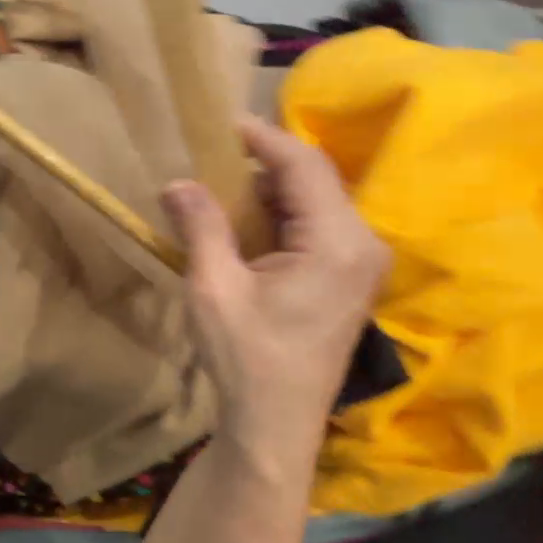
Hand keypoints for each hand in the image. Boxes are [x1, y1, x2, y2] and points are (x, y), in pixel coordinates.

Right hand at [161, 117, 390, 459]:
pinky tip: (240, 224)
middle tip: (208, 157)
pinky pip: (315, 229)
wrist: (274, 419)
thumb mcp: (214, 289)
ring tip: (215, 187)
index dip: (262, 139)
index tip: (220, 123)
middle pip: (314, 182)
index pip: (304, 167)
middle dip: (261, 164)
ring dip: (267, 192)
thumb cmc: (245, 356)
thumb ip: (202, 229)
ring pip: (315, 205)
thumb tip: (178, 182)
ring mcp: (360, 263)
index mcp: (339, 241)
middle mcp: (364, 243)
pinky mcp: (347, 280)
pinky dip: (278, 217)